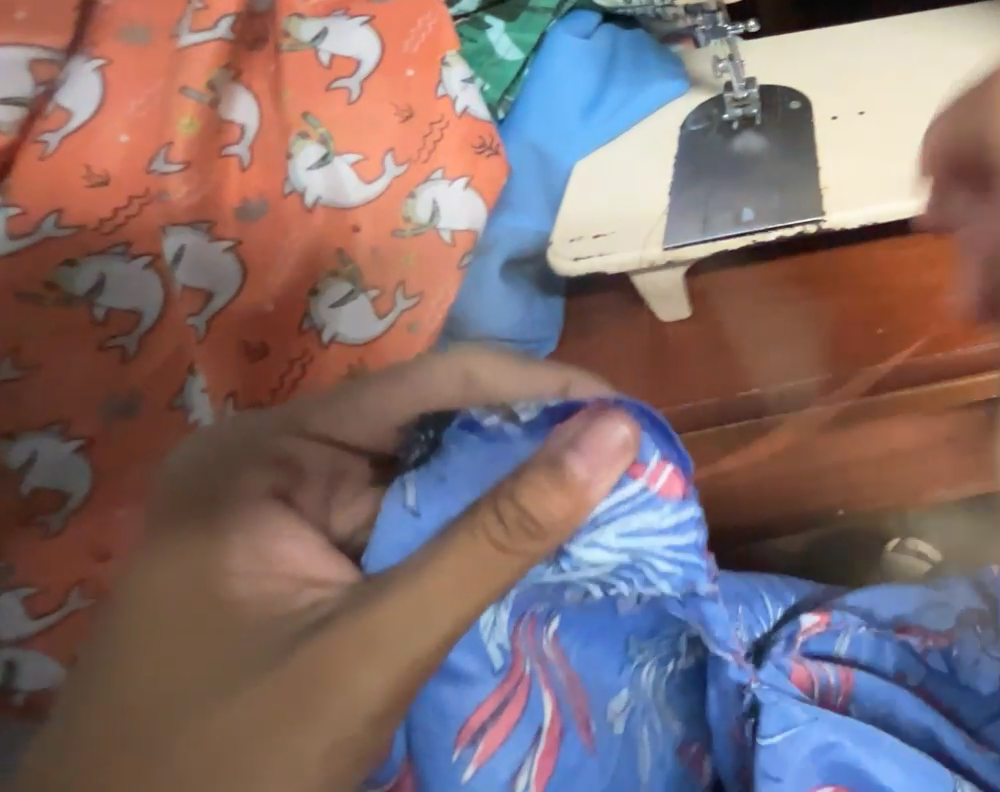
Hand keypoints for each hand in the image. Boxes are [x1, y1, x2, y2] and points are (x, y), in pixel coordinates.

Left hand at [15, 349, 638, 791]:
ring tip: (611, 494)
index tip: (634, 420)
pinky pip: (428, 517)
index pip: (439, 382)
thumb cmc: (229, 766)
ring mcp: (301, 511)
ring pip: (444, 470)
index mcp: (268, 455)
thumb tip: (621, 430)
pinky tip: (548, 538)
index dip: (548, 389)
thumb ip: (500, 535)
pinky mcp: (323, 556)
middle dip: (542, 441)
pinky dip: (492, 527)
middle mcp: (284, 461)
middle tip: (634, 464)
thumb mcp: (376, 646)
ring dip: (525, 485)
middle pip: (445, 420)